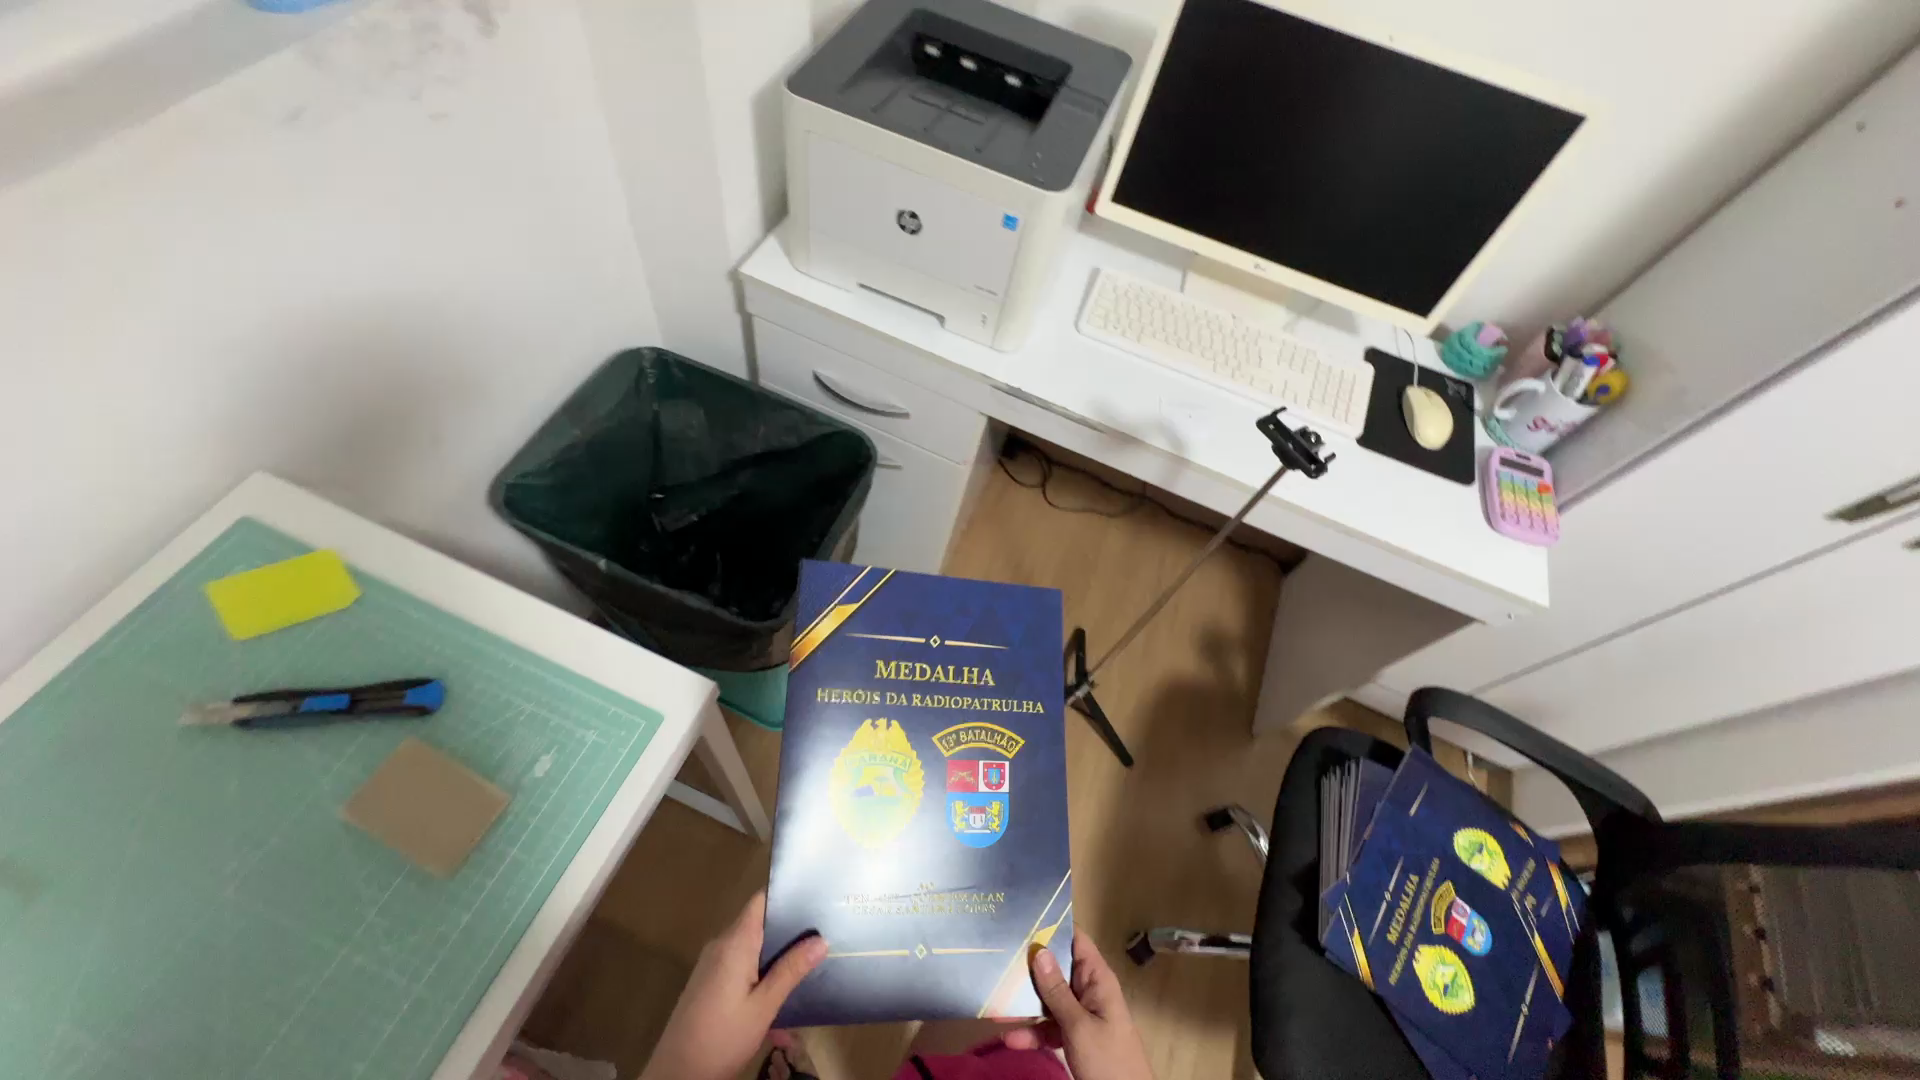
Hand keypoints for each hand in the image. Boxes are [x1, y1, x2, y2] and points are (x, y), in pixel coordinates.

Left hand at [638, 891, 827, 1079]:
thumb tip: (821, 940)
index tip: (816, 899)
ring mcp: (713, 965)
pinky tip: (781, 1002)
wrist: (675, 1077)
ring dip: (777, 961)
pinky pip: (741, 968)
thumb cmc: (721, 1038)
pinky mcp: (709, 984)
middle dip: (789, 932)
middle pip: (759, 924)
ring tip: (809, 968)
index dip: (786, 896)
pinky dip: (761, 977)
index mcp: (734, 943)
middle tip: (823, 937)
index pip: (761, 902)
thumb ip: (790, 971)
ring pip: (752, 950)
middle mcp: (721, 946)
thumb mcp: (763, 1007)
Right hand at [1003, 927, 1153, 1079]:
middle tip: (999, 955)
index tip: (1023, 918)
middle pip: (1057, 967)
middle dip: (1030, 965)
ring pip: (1049, 997)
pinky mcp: (1074, 1035)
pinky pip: (1049, 1025)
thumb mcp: (1078, 1026)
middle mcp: (1088, 989)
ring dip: (1026, 1002)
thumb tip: (1039, 949)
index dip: (1053, 926)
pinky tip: (1011, 1038)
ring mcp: (1081, 1013)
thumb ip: (1057, 990)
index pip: (1076, 939)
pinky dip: (1033, 1031)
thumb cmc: (1107, 1059)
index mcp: (1096, 978)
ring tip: (997, 999)